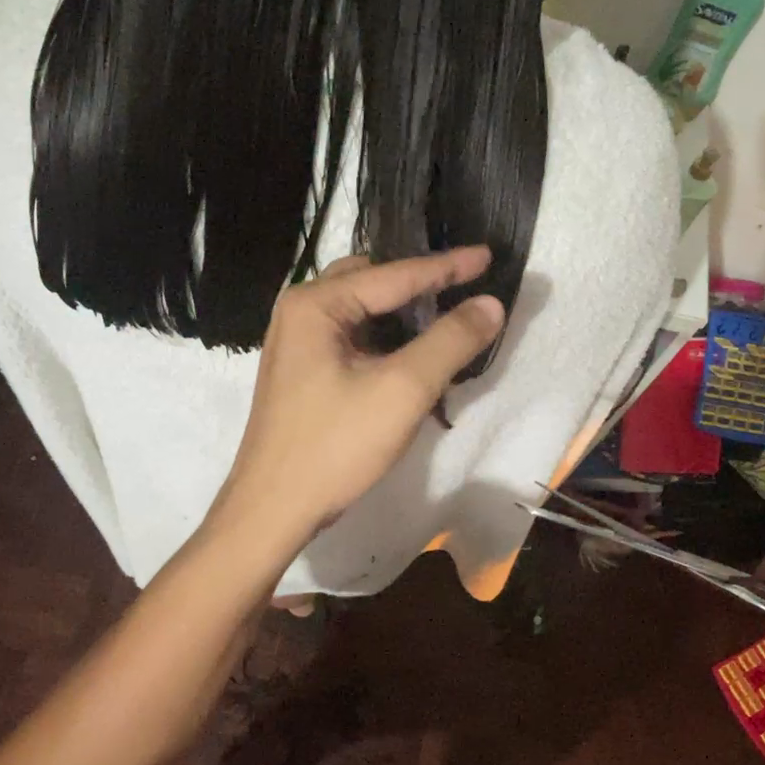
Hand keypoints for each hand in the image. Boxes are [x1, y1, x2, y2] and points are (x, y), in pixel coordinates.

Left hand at [210, 247, 504, 548]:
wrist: (274, 509)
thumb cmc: (335, 445)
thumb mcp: (403, 390)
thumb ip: (450, 341)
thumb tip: (491, 304)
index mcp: (315, 304)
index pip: (394, 273)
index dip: (446, 266)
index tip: (489, 255)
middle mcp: (299, 314)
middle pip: (372, 284)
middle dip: (419, 289)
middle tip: (463, 294)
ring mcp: (296, 346)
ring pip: (362, 315)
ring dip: (403, 321)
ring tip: (444, 330)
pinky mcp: (302, 376)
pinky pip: (351, 343)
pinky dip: (384, 346)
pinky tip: (411, 365)